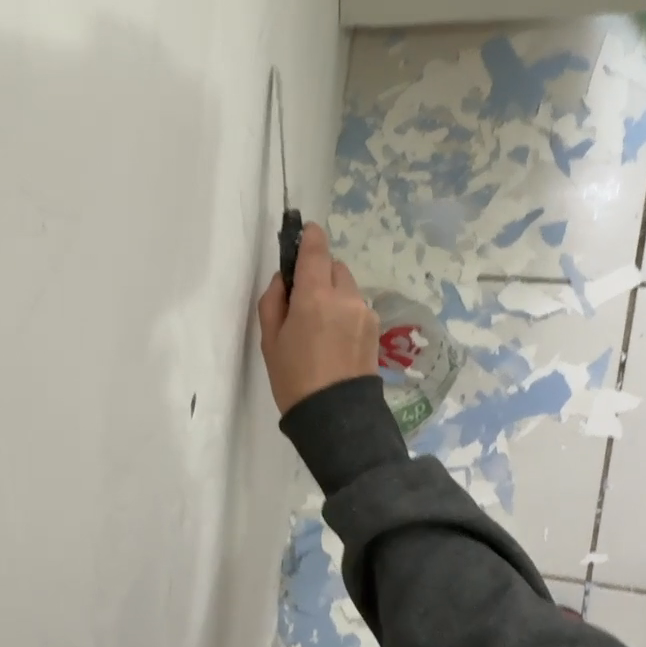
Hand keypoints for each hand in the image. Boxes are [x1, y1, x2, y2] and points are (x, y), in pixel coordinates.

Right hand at [257, 223, 378, 414]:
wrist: (334, 415)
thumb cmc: (293, 379)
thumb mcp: (270, 340)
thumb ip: (274, 301)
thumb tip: (285, 280)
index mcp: (315, 297)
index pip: (316, 251)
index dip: (310, 237)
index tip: (305, 231)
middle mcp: (345, 297)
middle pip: (334, 267)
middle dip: (319, 273)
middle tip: (302, 299)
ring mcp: (364, 312)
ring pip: (347, 287)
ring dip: (333, 294)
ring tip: (318, 325)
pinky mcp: (375, 328)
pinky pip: (356, 307)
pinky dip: (344, 312)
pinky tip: (333, 339)